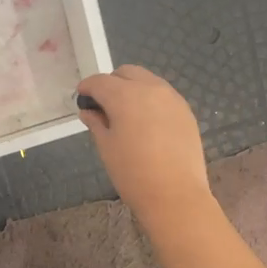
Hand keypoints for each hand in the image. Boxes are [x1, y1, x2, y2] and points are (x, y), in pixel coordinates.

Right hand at [77, 65, 212, 224]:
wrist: (175, 194)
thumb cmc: (132, 173)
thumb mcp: (106, 148)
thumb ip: (97, 123)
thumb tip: (89, 111)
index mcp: (125, 96)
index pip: (100, 81)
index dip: (87, 88)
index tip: (81, 98)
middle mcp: (150, 88)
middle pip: (126, 73)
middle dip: (111, 83)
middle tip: (103, 106)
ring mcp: (172, 98)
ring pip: (147, 81)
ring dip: (132, 89)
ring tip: (125, 115)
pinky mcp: (185, 111)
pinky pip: (163, 95)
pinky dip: (149, 100)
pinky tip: (146, 124)